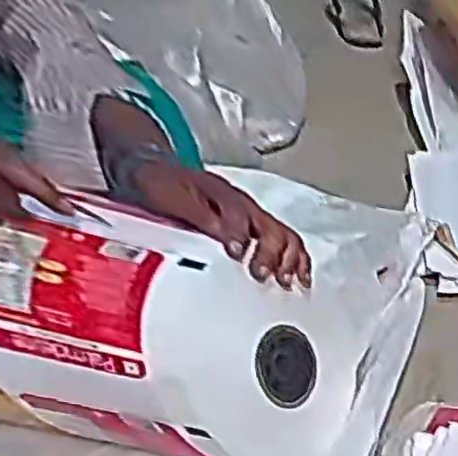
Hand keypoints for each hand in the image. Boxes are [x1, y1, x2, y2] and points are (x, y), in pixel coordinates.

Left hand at [129, 162, 311, 287]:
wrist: (156, 171)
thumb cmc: (163, 186)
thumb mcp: (173, 198)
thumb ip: (203, 220)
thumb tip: (234, 246)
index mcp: (226, 199)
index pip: (242, 221)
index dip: (241, 240)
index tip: (237, 257)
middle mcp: (248, 208)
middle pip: (273, 231)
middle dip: (271, 256)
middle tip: (262, 275)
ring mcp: (257, 217)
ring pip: (287, 238)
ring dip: (290, 262)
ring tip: (286, 281)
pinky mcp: (262, 228)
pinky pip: (290, 243)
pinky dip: (299, 262)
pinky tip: (301, 278)